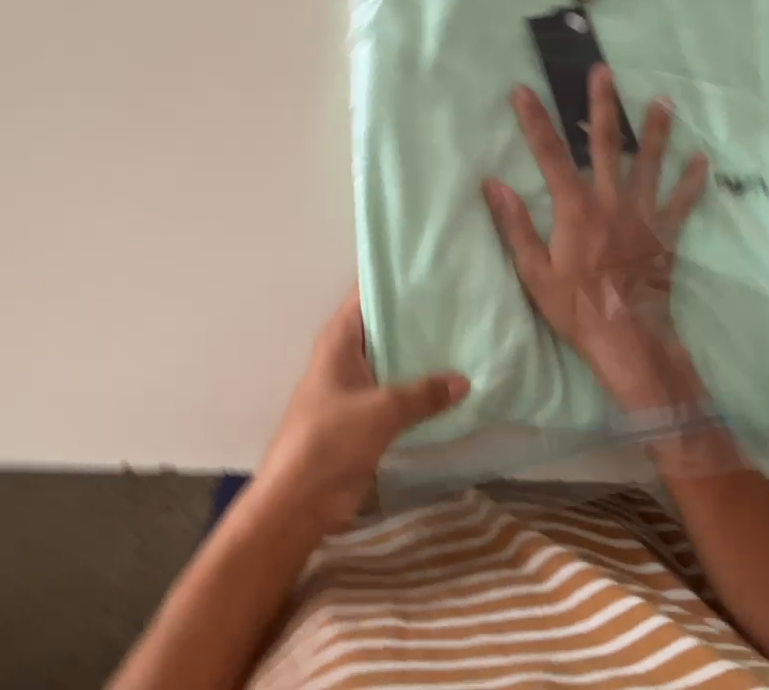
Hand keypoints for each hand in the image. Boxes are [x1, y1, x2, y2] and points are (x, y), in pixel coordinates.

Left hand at [252, 289, 468, 532]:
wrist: (298, 500)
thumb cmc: (330, 440)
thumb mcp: (382, 411)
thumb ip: (424, 393)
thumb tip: (465, 381)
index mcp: (339, 339)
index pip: (367, 293)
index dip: (397, 278)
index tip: (434, 267)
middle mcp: (347, 354)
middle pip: (386, 325)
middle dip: (419, 316)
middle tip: (465, 301)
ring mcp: (356, 385)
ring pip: (395, 359)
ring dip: (424, 356)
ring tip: (469, 338)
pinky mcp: (366, 414)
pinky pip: (398, 391)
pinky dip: (421, 388)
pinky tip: (455, 385)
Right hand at [483, 65, 709, 412]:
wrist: (627, 338)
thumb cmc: (575, 307)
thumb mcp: (534, 272)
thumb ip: (515, 226)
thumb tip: (493, 184)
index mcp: (575, 208)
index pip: (550, 155)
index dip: (535, 121)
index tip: (524, 91)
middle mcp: (610, 201)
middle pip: (607, 144)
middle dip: (602, 105)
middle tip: (603, 72)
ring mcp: (643, 215)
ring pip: (650, 163)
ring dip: (656, 131)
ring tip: (663, 101)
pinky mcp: (665, 234)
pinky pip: (682, 202)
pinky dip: (691, 182)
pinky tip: (701, 162)